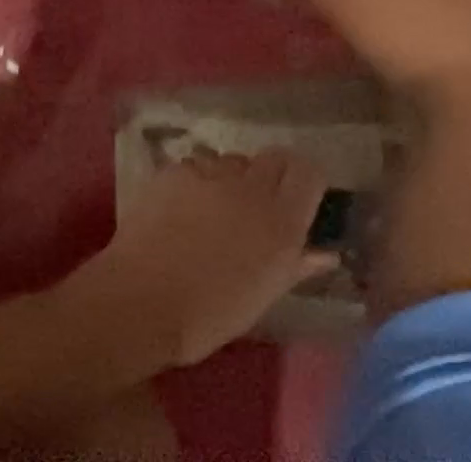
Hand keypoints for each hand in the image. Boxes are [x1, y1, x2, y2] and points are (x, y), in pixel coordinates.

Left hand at [69, 149, 336, 367]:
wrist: (145, 299)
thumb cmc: (212, 313)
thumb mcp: (264, 294)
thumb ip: (296, 265)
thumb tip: (325, 253)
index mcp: (282, 222)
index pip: (309, 173)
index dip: (304, 181)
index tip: (297, 197)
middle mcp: (252, 189)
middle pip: (274, 158)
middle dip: (270, 175)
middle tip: (255, 204)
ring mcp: (211, 175)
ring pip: (233, 161)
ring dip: (231, 178)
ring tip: (214, 208)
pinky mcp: (176, 171)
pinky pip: (196, 166)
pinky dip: (196, 180)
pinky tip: (181, 206)